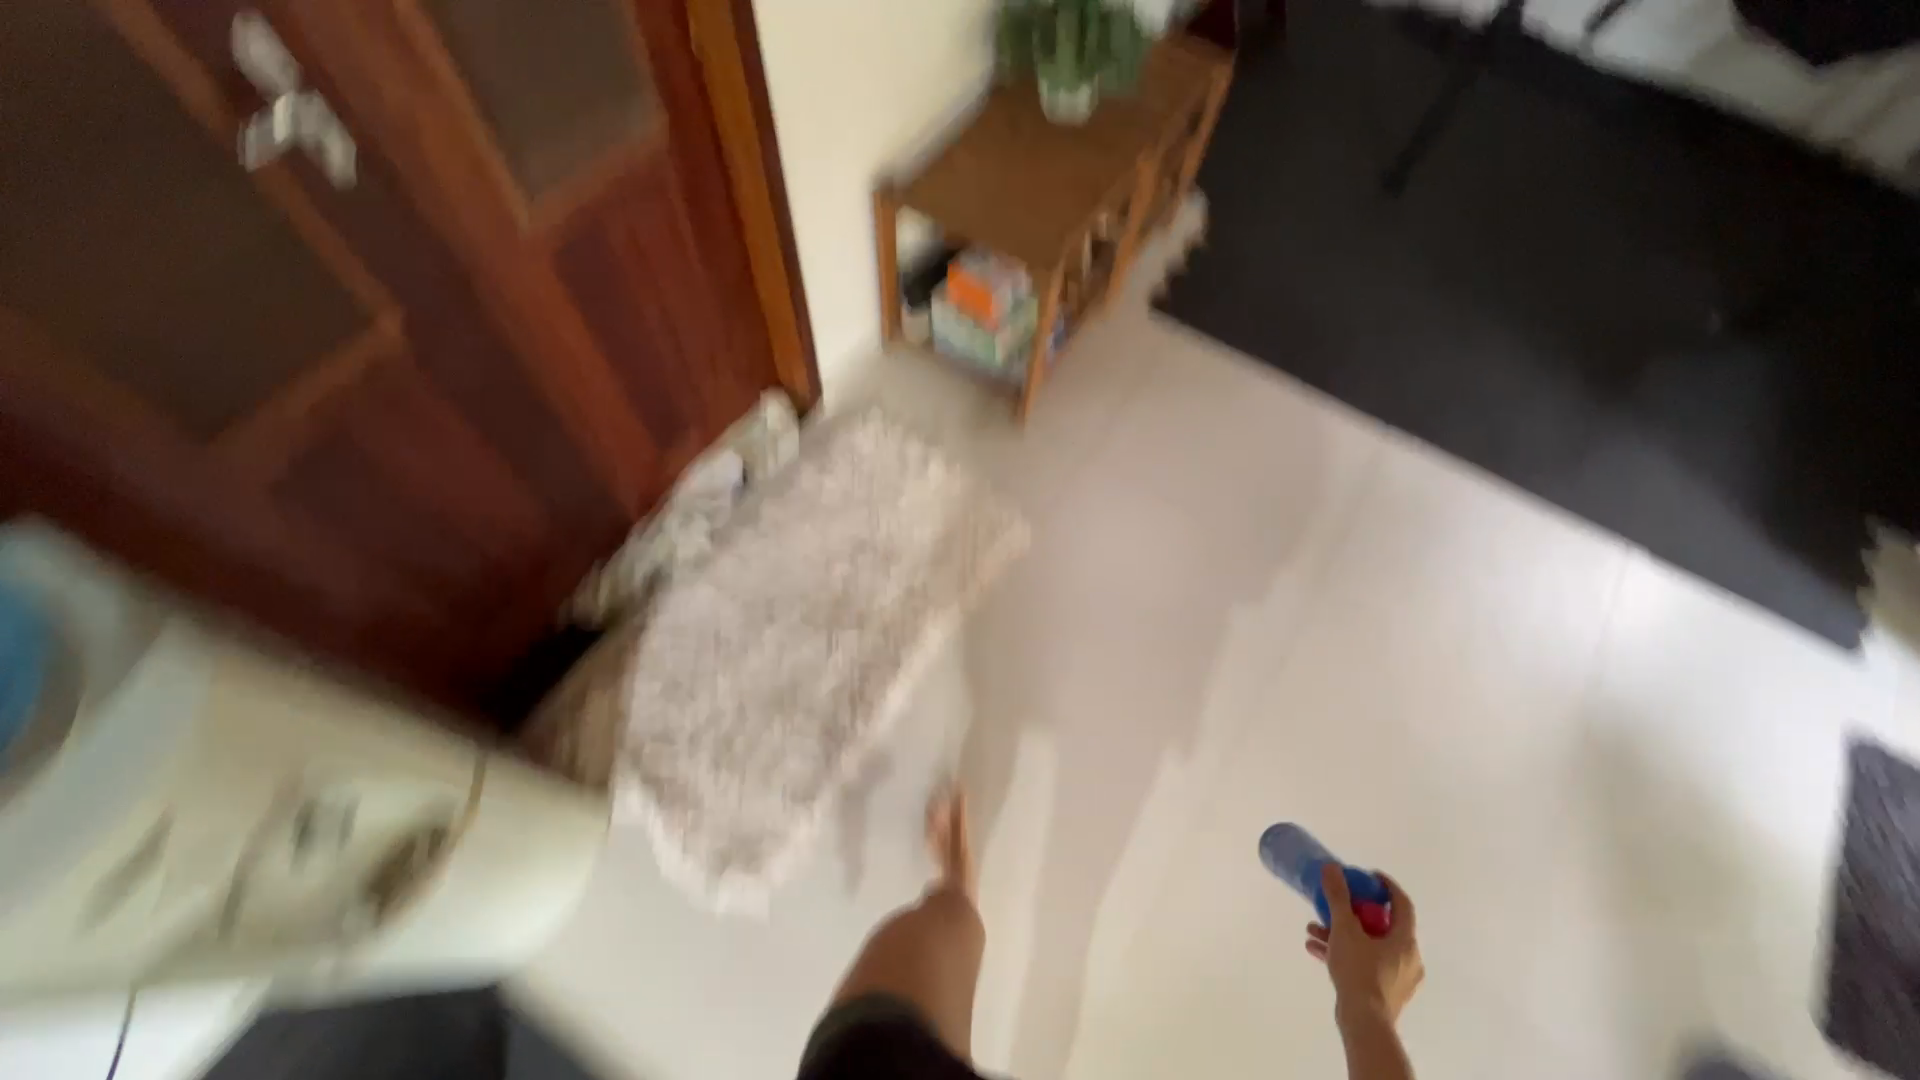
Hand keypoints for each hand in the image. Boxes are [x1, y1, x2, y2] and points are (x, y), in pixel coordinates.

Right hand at [1304, 863, 1423, 1024]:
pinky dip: (1344, 953)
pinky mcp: (1385, 993)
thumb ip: (1338, 898)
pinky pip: (1364, 964)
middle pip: (1381, 925)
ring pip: (1369, 946)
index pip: (1402, 904)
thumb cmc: (1359, 971)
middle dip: (1352, 913)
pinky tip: (1316, 950)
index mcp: (1405, 941)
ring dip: (1341, 934)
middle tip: (1334, 905)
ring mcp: (1397, 978)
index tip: (1369, 876)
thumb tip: (1332, 868)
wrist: (1364, 1022)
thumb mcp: (1344, 929)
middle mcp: (1408, 958)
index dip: (1387, 886)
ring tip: (1314, 930)